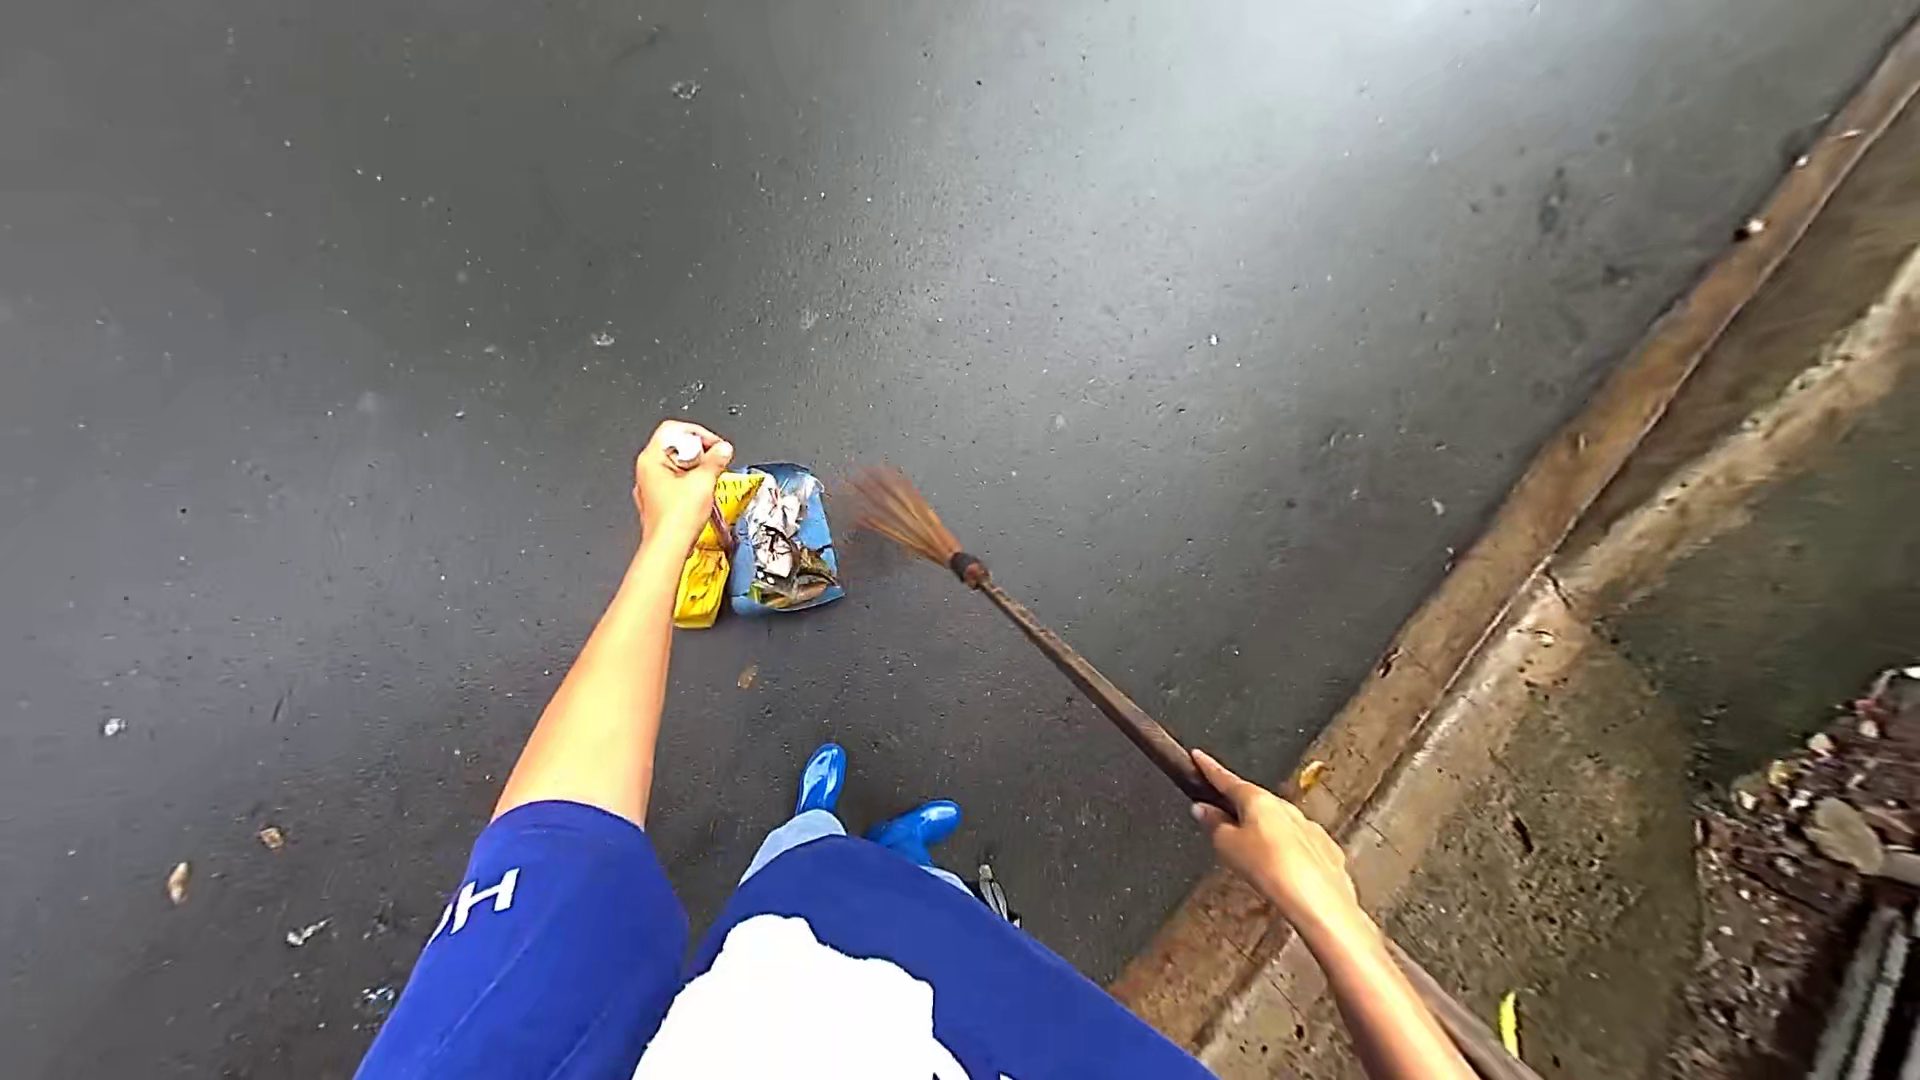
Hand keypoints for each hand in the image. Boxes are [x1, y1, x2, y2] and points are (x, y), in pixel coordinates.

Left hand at [632, 420, 733, 548]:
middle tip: (715, 463)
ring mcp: (651, 486)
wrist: (668, 548)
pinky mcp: (659, 500)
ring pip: (678, 465)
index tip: (716, 446)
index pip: (674, 429)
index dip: (699, 434)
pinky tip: (701, 495)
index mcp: (651, 458)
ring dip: (697, 469)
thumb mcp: (703, 482)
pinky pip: (676, 482)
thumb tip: (723, 449)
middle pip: (677, 446)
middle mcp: (647, 470)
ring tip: (709, 481)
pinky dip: (691, 484)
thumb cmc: (676, 519)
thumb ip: (716, 460)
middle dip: (700, 453)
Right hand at [1190, 749, 1365, 940]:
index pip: (1225, 778)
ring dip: (1262, 832)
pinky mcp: (1326, 851)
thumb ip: (1212, 824)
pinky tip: (1281, 871)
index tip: (1199, 757)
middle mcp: (1284, 807)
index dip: (1208, 767)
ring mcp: (1308, 828)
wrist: (1321, 907)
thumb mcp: (1226, 846)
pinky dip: (1286, 851)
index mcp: (1257, 799)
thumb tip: (1203, 810)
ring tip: (1252, 856)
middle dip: (1236, 807)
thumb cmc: (1274, 872)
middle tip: (1220, 820)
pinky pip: (1298, 844)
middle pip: (1252, 801)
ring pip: (1277, 822)